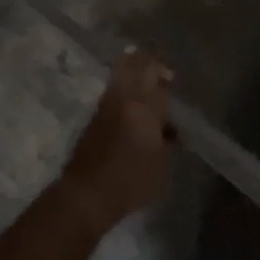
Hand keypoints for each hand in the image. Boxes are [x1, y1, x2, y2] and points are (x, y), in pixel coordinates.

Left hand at [60, 49, 175, 226]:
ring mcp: (105, 104)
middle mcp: (123, 97)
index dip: (165, 75)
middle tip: (160, 76)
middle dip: (149, 65)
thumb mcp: (163, 165)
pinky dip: (123, 89)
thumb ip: (169, 141)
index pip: (157, 77)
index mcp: (144, 106)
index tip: (172, 81)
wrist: (86, 194)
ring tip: (145, 89)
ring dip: (133, 73)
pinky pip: (112, 91)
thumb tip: (169, 130)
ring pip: (120, 74)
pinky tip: (131, 107)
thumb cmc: (131, 182)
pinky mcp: (93, 117)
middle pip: (135, 64)